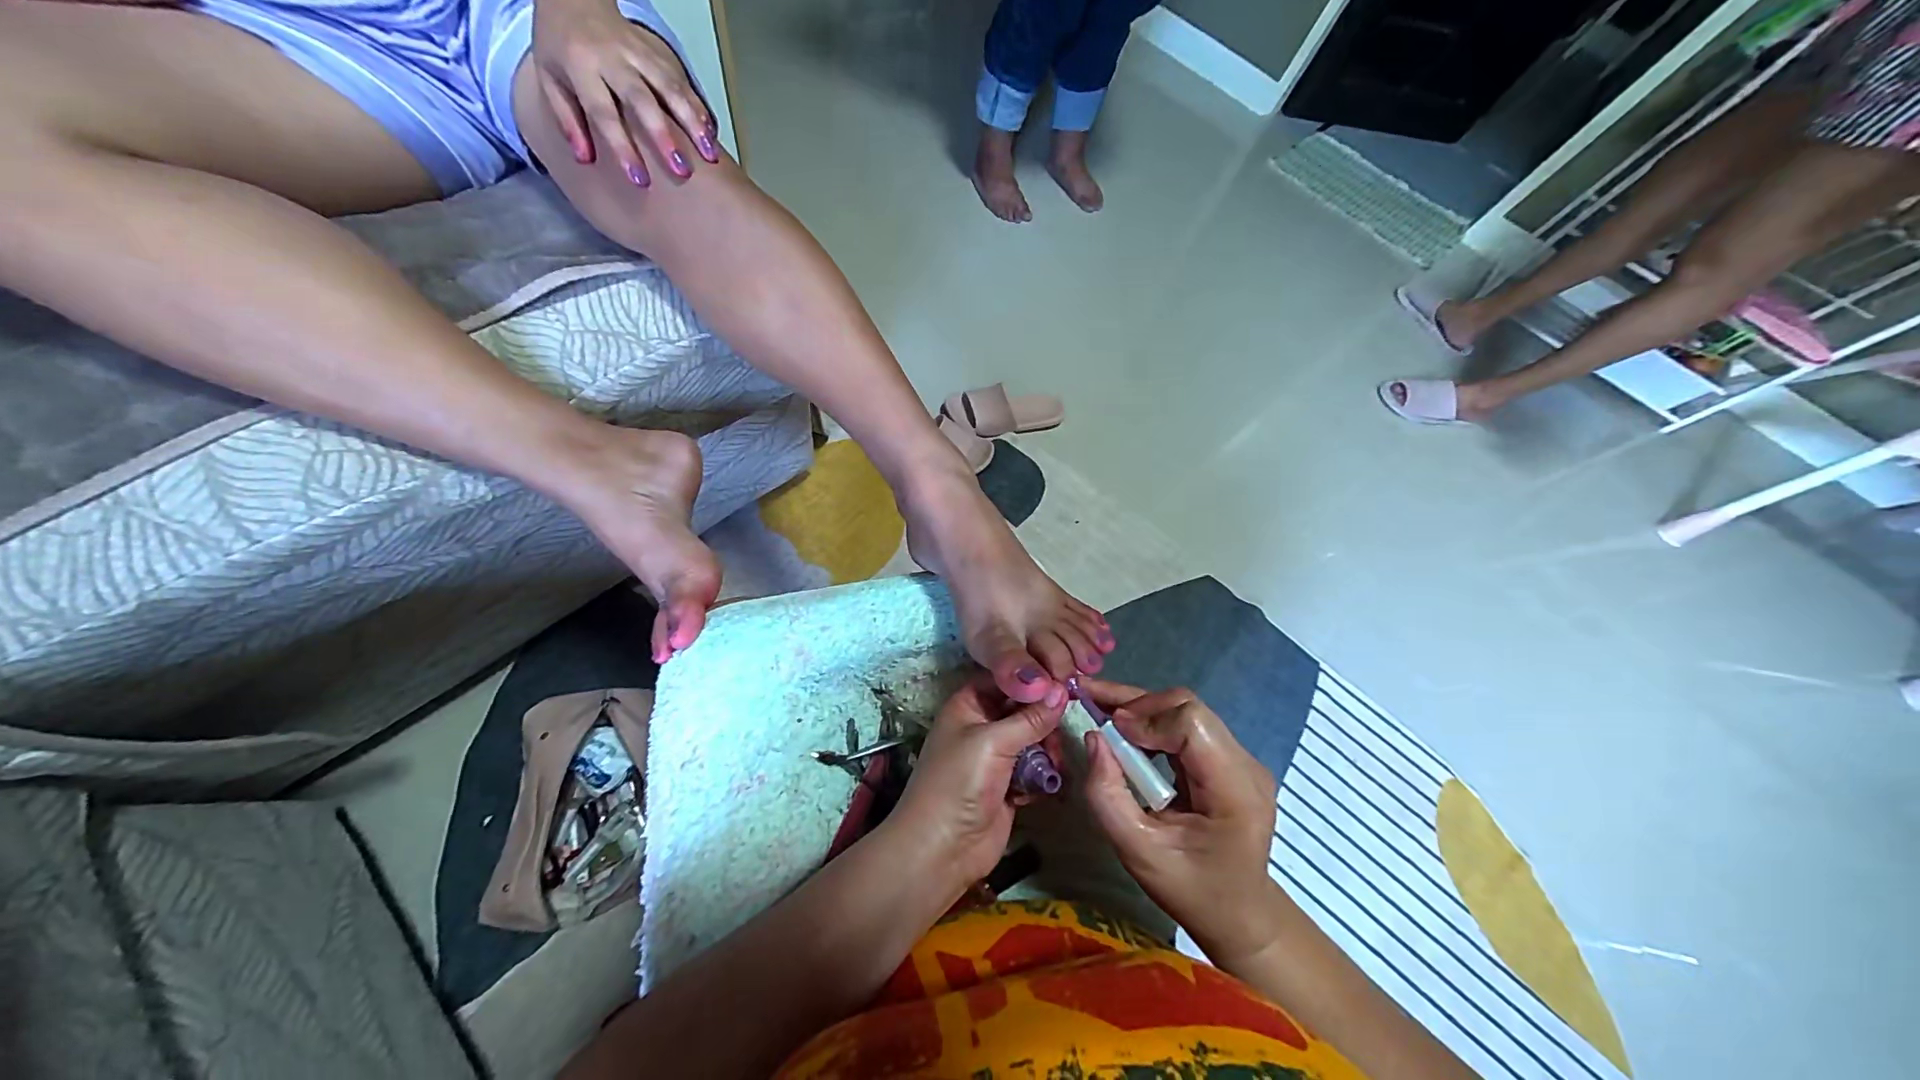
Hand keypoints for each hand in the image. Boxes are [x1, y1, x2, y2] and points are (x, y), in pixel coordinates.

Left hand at [530, 0, 720, 185]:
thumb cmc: (561, 46)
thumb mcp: (549, 78)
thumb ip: (567, 119)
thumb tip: (585, 159)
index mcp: (580, 65)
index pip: (603, 112)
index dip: (623, 147)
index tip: (640, 180)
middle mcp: (611, 57)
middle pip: (642, 99)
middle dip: (664, 136)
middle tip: (682, 171)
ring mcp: (638, 52)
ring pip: (669, 87)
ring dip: (693, 122)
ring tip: (709, 155)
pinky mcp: (656, 51)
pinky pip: (681, 79)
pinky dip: (699, 106)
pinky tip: (711, 132)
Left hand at [886, 674, 1066, 892]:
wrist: (943, 848)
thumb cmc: (959, 782)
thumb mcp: (993, 741)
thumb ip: (1031, 717)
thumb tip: (1063, 689)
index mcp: (969, 703)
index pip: (1007, 677)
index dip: (1035, 679)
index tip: (1068, 682)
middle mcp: (982, 724)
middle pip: (1025, 709)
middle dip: (1045, 720)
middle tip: (1057, 738)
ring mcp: (996, 756)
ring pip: (1035, 739)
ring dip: (1047, 750)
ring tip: (1052, 765)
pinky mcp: (1009, 784)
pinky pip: (1036, 768)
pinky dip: (1043, 774)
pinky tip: (1047, 784)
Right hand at [1078, 680, 1283, 966]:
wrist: (1238, 915)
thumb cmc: (1190, 890)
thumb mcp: (1136, 851)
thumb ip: (1108, 795)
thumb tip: (1093, 737)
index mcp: (1235, 790)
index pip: (1192, 723)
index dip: (1146, 719)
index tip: (1108, 733)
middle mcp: (1246, 764)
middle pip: (1190, 707)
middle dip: (1139, 705)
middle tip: (1096, 711)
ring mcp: (1241, 760)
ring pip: (1187, 709)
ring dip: (1143, 710)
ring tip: (1103, 714)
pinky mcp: (1228, 760)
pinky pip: (1188, 725)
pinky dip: (1153, 723)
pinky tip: (1127, 734)